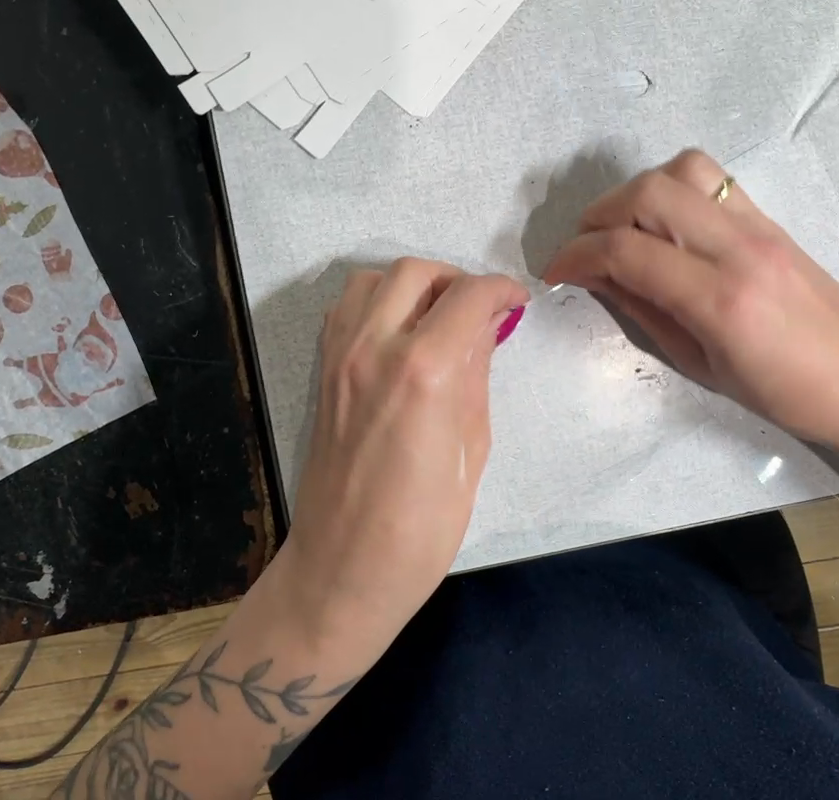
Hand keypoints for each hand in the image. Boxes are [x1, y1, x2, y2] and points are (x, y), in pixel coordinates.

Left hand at [275, 259, 526, 651]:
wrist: (342, 568)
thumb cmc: (421, 529)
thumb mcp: (470, 451)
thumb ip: (476, 375)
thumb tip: (488, 326)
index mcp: (423, 372)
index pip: (467, 296)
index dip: (501, 290)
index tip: (517, 302)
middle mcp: (373, 349)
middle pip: (415, 272)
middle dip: (456, 280)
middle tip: (480, 312)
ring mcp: (338, 358)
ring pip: (372, 280)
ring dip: (411, 286)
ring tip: (437, 319)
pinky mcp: (321, 372)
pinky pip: (345, 310)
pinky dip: (375, 304)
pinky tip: (398, 336)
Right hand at [542, 150, 838, 456]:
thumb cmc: (782, 395)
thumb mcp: (699, 364)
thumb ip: (643, 310)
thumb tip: (594, 275)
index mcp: (720, 299)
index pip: (626, 251)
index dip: (576, 256)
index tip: (556, 272)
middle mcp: (739, 248)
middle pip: (648, 194)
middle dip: (599, 214)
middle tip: (585, 246)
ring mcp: (760, 226)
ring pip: (682, 169)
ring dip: (638, 191)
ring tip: (624, 227)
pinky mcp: (771, 219)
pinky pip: (713, 179)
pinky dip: (674, 187)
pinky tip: (666, 223)